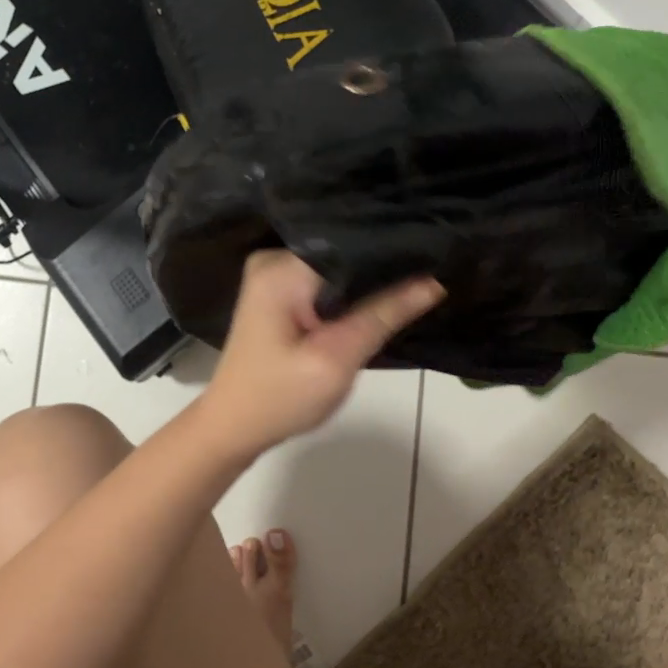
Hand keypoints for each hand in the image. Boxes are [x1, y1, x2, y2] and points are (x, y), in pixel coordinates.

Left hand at [190, 250, 444, 458]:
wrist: (233, 426)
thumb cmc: (279, 398)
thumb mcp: (336, 360)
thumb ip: (382, 316)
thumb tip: (433, 281)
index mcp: (281, 268)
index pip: (348, 241)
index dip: (391, 248)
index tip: (434, 252)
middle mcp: (274, 259)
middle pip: (344, 251)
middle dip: (382, 263)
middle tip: (432, 269)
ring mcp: (273, 275)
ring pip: (338, 267)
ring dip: (368, 280)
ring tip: (417, 280)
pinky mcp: (279, 292)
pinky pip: (325, 282)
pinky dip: (349, 293)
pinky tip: (380, 297)